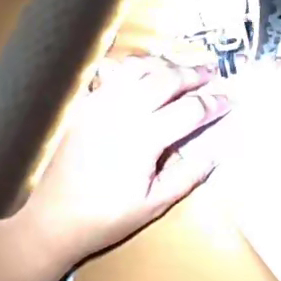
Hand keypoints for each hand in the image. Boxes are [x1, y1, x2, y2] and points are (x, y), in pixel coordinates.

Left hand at [4, 58, 230, 265]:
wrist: (51, 217)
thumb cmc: (105, 217)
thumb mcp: (154, 204)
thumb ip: (188, 175)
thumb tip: (216, 152)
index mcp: (145, 137)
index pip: (190, 110)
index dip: (214, 103)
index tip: (229, 101)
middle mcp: (122, 110)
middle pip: (166, 79)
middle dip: (193, 73)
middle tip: (211, 73)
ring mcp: (98, 102)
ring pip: (137, 67)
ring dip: (162, 64)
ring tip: (178, 67)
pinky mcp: (82, 103)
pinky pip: (108, 73)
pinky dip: (129, 67)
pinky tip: (139, 71)